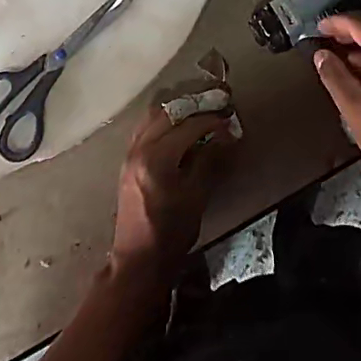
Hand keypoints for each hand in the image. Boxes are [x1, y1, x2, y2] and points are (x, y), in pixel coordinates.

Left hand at [108, 104, 237, 284]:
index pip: (189, 125)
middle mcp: (139, 150)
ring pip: (154, 116)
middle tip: (220, 102)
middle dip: (197, 104)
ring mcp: (130, 154)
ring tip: (202, 110)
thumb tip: (226, 133)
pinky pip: (147, 127)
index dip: (213, 119)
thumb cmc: (171, 231)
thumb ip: (210, 159)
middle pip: (169, 112)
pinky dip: (165, 120)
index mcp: (157, 159)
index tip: (231, 117)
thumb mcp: (197, 196)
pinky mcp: (129, 161)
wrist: (138, 259)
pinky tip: (181, 126)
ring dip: (179, 109)